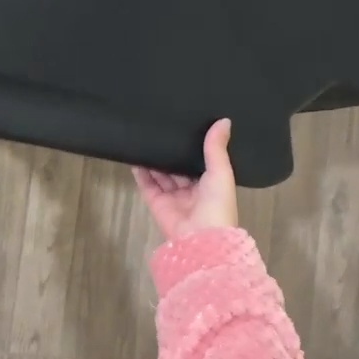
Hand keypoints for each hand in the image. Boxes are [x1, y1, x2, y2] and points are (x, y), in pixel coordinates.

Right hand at [132, 119, 238, 241]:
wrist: (200, 238)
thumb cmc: (217, 205)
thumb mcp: (222, 172)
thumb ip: (217, 148)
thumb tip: (224, 119)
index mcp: (211, 184)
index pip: (200, 162)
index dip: (194, 146)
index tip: (186, 126)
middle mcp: (192, 190)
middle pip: (179, 167)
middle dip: (171, 152)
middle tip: (161, 128)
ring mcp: (173, 197)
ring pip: (161, 174)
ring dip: (154, 159)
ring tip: (145, 138)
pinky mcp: (156, 202)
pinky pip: (147, 184)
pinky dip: (140, 172)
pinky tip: (134, 156)